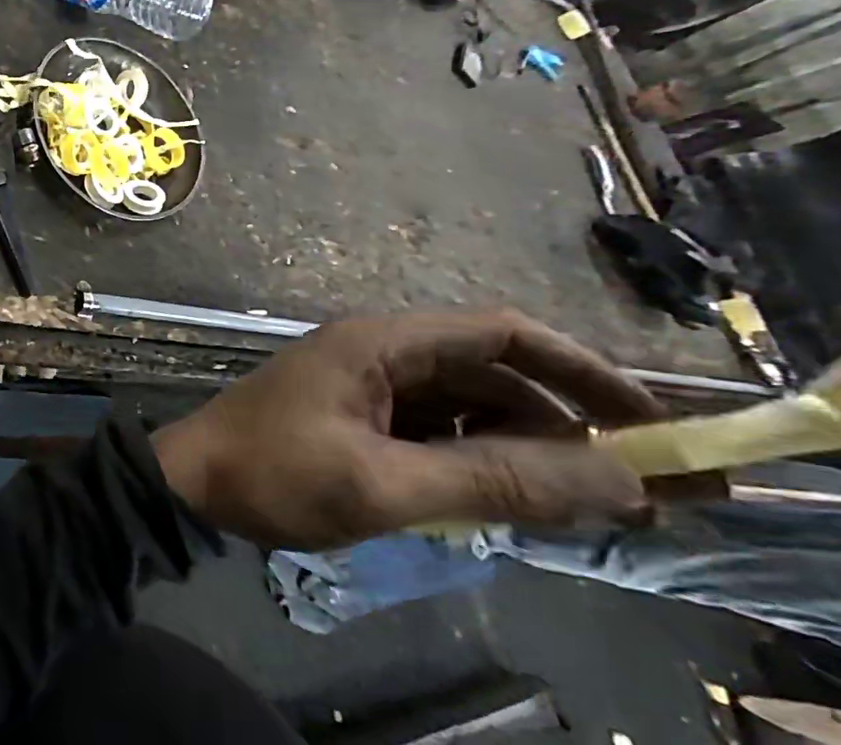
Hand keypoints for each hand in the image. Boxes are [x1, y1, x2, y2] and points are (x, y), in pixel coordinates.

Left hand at [152, 309, 666, 548]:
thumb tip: (619, 482)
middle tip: (643, 484)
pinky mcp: (360, 417)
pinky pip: (437, 431)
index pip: (505, 336)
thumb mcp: (384, 485)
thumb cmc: (274, 476)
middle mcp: (384, 351)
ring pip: (468, 407)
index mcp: (386, 342)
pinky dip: (478, 460)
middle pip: (494, 374)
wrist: (189, 486)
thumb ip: (494, 482)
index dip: (583, 370)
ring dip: (525, 448)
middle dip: (567, 424)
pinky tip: (512, 501)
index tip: (651, 419)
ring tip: (591, 504)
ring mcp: (370, 384)